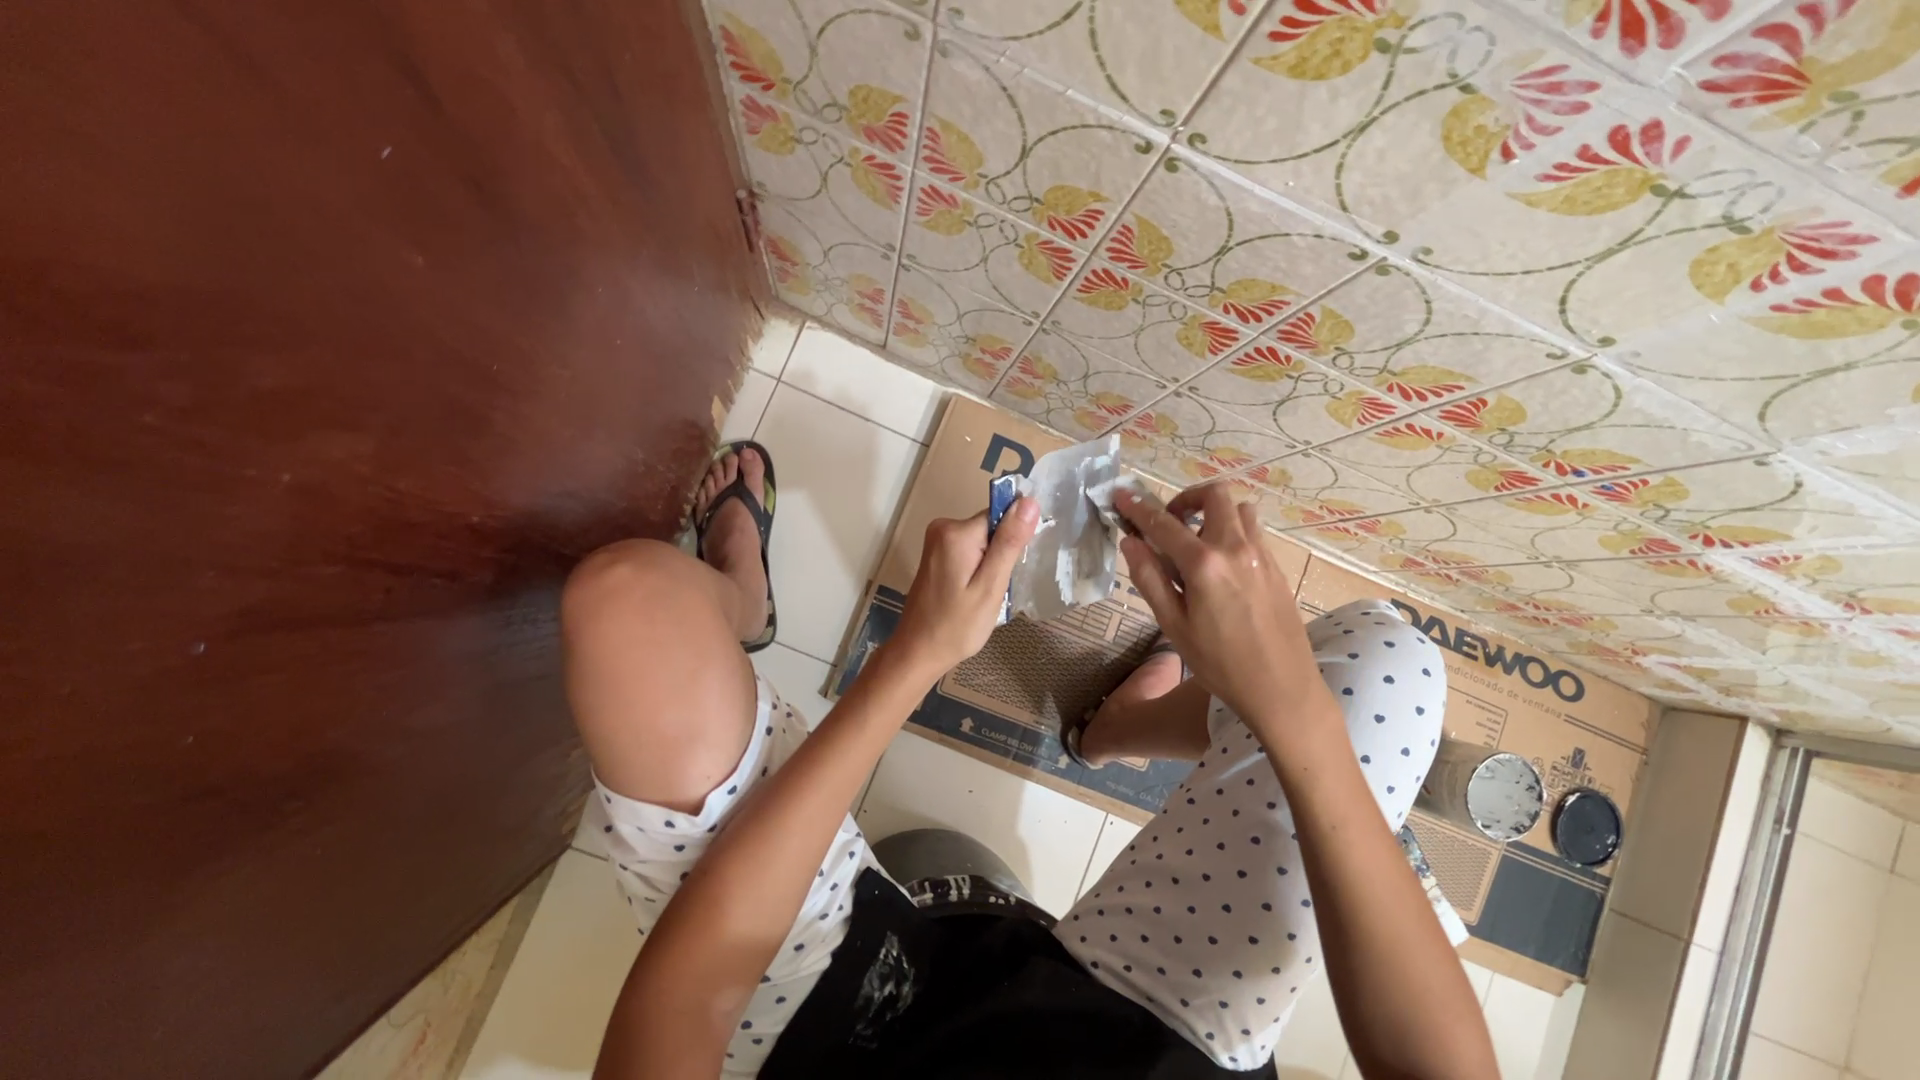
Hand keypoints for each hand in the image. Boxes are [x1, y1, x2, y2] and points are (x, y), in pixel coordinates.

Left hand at [889, 497, 1039, 677]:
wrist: (919, 652)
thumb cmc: (957, 626)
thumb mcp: (990, 586)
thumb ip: (1009, 542)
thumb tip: (1029, 501)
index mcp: (956, 532)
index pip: (1001, 517)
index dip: (1013, 542)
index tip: (1010, 570)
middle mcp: (943, 528)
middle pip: (991, 529)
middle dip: (1001, 556)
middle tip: (996, 589)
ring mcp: (936, 542)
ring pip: (983, 542)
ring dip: (990, 566)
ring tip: (984, 595)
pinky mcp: (936, 555)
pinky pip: (970, 552)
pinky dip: (978, 570)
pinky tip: (973, 594)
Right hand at [1115, 484, 1336, 740]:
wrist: (1282, 688)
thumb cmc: (1219, 664)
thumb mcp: (1174, 626)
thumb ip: (1150, 579)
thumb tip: (1131, 542)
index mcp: (1204, 564)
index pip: (1164, 523)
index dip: (1139, 507)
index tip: (1121, 493)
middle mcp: (1236, 548)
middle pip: (1214, 495)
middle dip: (1187, 498)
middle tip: (1171, 522)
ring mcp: (1262, 555)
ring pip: (1239, 510)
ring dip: (1214, 514)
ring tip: (1198, 545)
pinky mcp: (1276, 567)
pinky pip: (1253, 532)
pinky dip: (1232, 533)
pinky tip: (1221, 568)